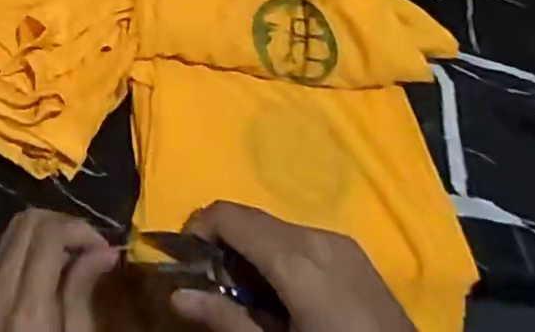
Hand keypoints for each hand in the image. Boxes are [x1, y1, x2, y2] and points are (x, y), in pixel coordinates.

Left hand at [0, 209, 121, 331]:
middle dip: (63, 223)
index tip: (105, 247)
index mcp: (25, 309)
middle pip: (26, 221)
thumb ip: (82, 295)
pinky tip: (53, 266)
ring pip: (13, 230)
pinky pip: (6, 250)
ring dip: (47, 231)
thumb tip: (103, 249)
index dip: (80, 229)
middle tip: (90, 246)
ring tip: (75, 254)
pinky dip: (32, 246)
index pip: (48, 233)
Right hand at [168, 202, 413, 331]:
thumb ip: (226, 319)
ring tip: (255, 300)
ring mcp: (342, 243)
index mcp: (295, 256)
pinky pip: (305, 242)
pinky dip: (284, 258)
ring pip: (278, 231)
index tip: (187, 262)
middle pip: (253, 221)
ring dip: (255, 253)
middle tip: (216, 289)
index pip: (229, 214)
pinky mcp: (358, 256)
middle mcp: (316, 235)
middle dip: (226, 246)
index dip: (199, 230)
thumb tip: (177, 294)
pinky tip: (289, 298)